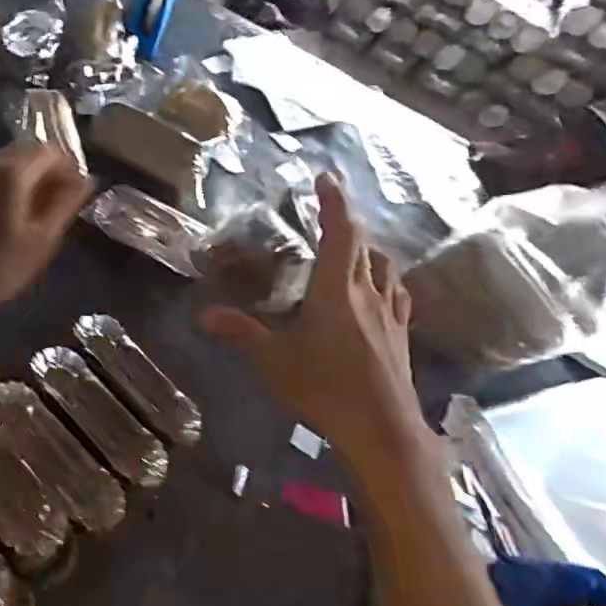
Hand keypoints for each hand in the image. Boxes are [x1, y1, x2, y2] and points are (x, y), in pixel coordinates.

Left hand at [0, 138, 93, 330]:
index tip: (80, 194)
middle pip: (30, 151)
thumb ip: (66, 205)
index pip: (51, 150)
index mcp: (12, 173)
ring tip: (45, 214)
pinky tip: (20, 218)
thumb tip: (88, 181)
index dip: (71, 167)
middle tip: (65, 203)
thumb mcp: (42, 240)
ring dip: (34, 179)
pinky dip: (15, 187)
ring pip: (13, 163)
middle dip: (52, 170)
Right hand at [201, 174, 428, 463]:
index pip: (341, 232)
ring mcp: (390, 314)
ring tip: (353, 250)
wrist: (382, 428)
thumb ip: (241, 333)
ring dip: (369, 250)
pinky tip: (381, 290)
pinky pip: (397, 293)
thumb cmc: (325, 389)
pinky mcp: (401, 335)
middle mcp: (369, 293)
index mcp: (337, 290)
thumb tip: (204, 314)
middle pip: (364, 245)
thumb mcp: (274, 362)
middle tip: (330, 212)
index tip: (326, 177)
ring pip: (385, 267)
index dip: (335, 202)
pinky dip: (386, 279)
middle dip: (347, 222)